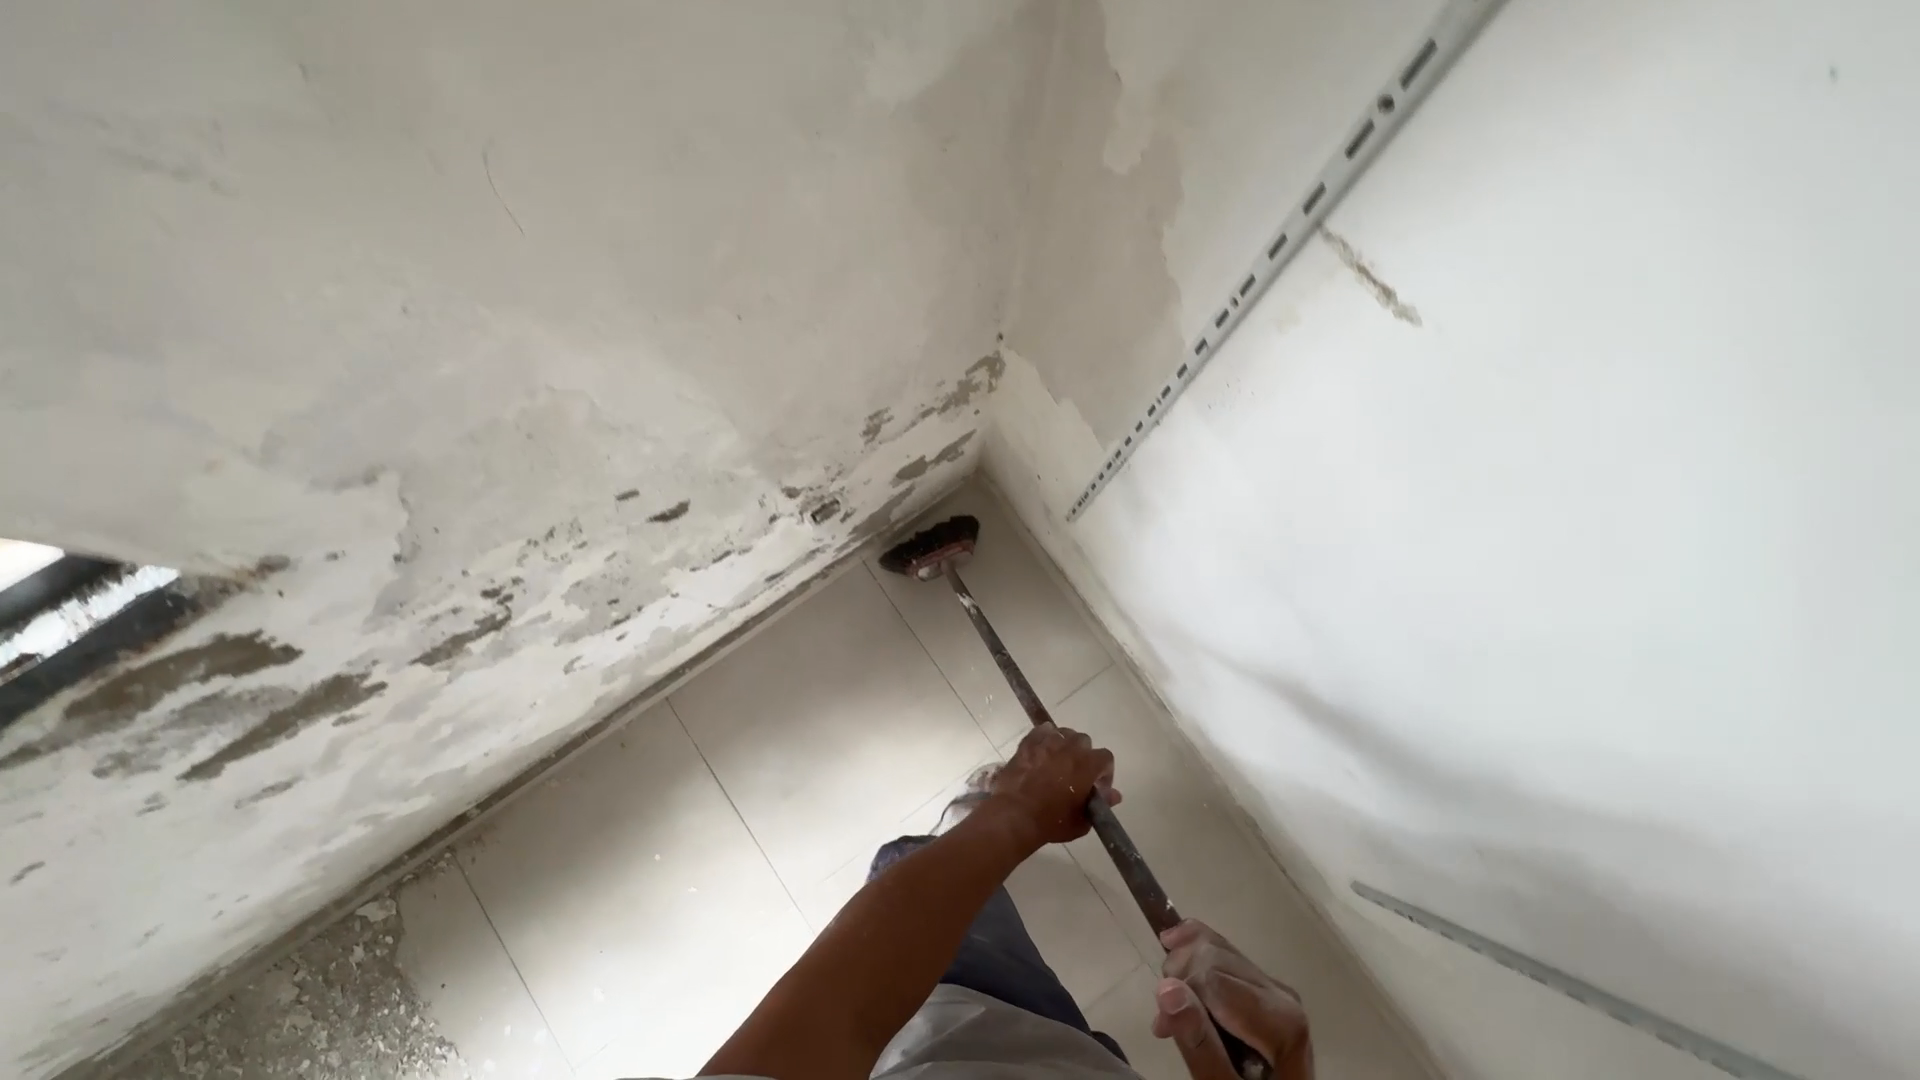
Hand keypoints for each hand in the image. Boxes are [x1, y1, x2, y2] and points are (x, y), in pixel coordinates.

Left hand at [980, 724, 1118, 848]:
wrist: (1015, 815)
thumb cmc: (1051, 821)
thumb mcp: (1082, 821)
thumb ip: (1101, 804)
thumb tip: (1114, 795)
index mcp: (1088, 764)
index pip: (1106, 758)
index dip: (1104, 772)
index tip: (1096, 786)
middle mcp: (1071, 747)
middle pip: (1084, 742)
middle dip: (1083, 756)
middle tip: (1075, 774)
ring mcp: (1048, 742)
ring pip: (1063, 734)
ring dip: (1064, 745)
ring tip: (1056, 762)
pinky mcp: (1028, 742)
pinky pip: (1041, 732)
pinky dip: (1044, 738)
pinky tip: (1041, 752)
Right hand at [1154, 920, 1311, 1079]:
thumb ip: (1200, 1045)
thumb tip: (1167, 989)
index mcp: (1281, 1020)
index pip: (1212, 975)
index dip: (1179, 989)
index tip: (1163, 1028)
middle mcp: (1281, 994)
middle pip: (1212, 955)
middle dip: (1179, 976)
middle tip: (1165, 1020)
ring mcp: (1274, 988)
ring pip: (1213, 946)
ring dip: (1182, 968)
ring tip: (1172, 1008)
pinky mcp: (1264, 987)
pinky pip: (1222, 952)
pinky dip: (1193, 956)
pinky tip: (1176, 966)